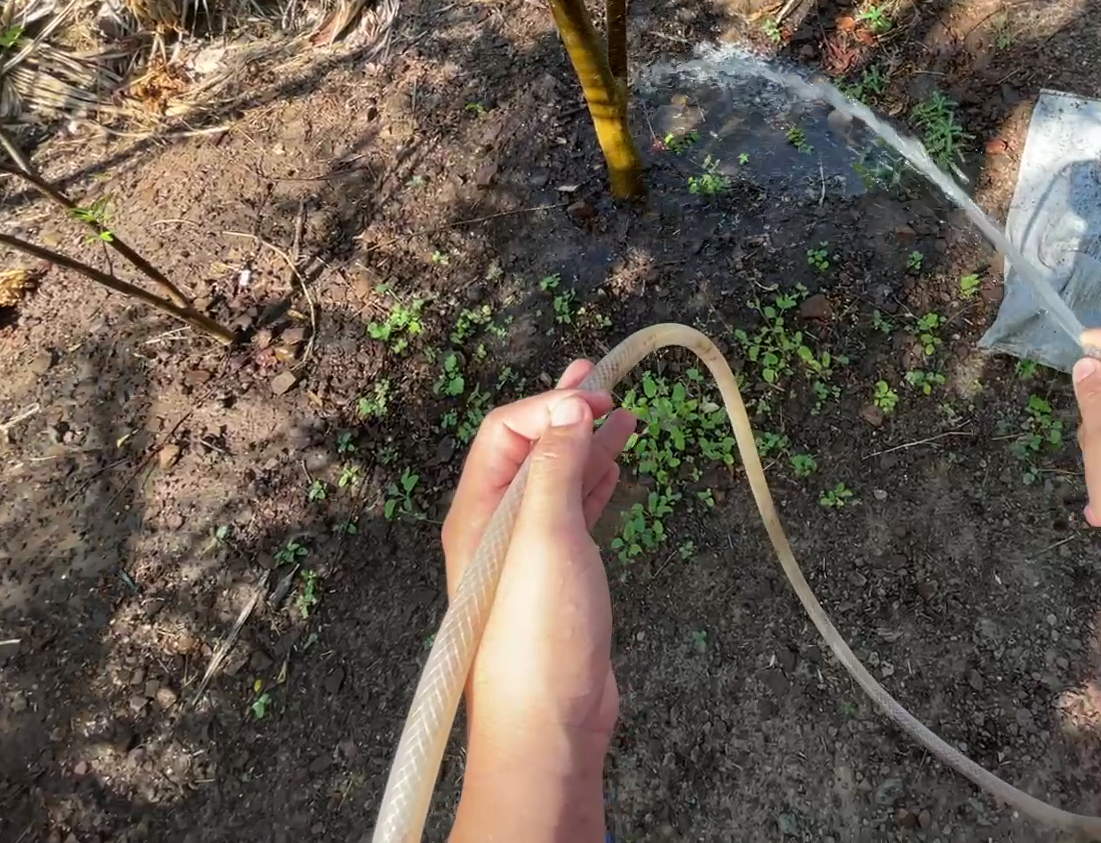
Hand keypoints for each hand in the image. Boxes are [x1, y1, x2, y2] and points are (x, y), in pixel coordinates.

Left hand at [442, 360, 636, 760]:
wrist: (550, 722)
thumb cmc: (538, 630)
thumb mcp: (545, 535)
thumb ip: (556, 467)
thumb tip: (569, 405)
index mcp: (479, 510)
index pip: (506, 432)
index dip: (549, 406)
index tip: (595, 397)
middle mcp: (499, 522)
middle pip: (531, 448)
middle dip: (565, 411)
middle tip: (602, 378)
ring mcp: (531, 546)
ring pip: (560, 476)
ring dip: (588, 441)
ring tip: (621, 412)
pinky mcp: (561, 568)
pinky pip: (577, 507)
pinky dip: (596, 479)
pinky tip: (614, 462)